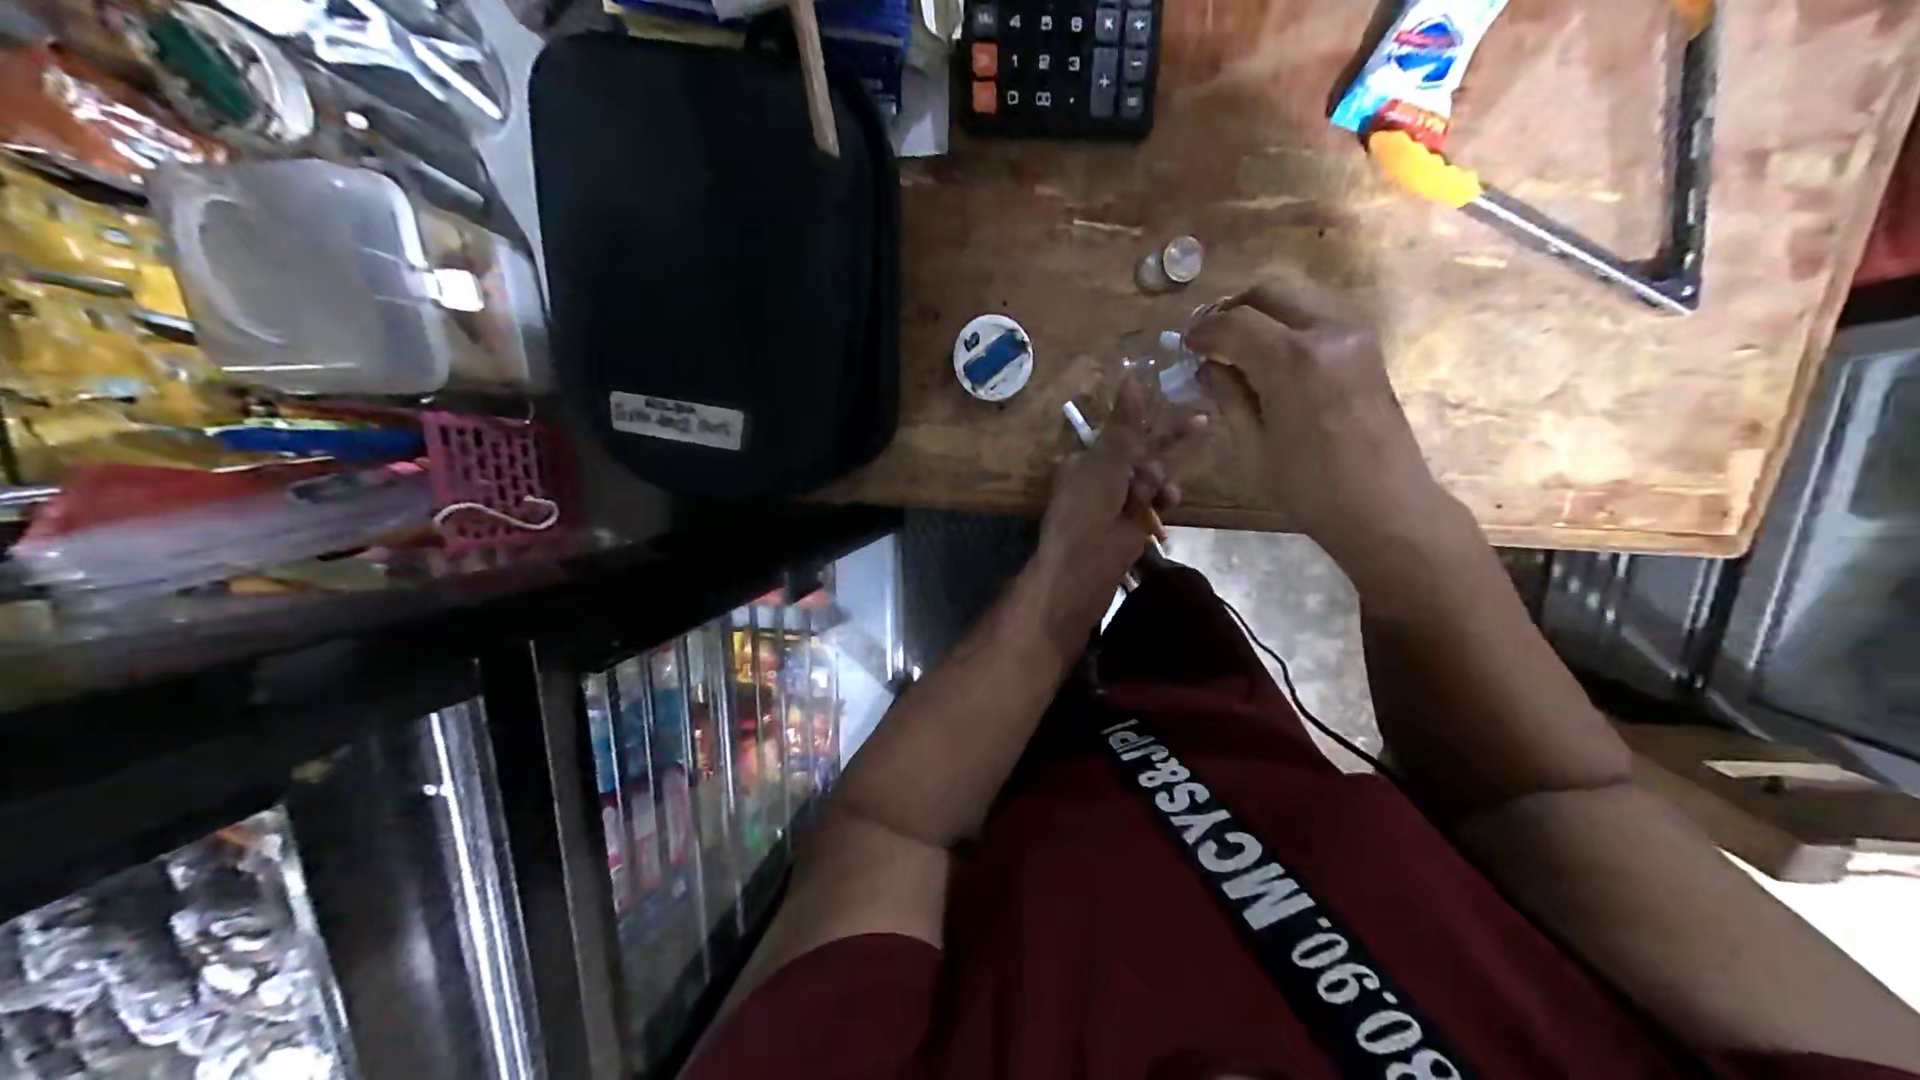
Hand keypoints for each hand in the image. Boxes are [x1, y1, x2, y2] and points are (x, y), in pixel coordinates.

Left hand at [1027, 377, 1203, 642]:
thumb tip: (1130, 379)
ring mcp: (1114, 506)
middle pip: (1140, 456)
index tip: (1182, 405)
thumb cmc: (1084, 514)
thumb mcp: (1104, 465)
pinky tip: (1161, 512)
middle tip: (1201, 424)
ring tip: (1151, 498)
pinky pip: (1153, 507)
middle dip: (1158, 453)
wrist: (1078, 575)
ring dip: (1158, 484)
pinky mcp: (1129, 529)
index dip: (1152, 422)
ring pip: (1150, 482)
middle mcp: (1098, 479)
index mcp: (1085, 460)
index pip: (1123, 433)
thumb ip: (1123, 427)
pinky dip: (1160, 505)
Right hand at [1186, 279, 1464, 577]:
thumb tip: (1210, 367)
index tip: (1186, 347)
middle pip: (1268, 291)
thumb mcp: (1253, 447)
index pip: (1235, 322)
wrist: (1385, 506)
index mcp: (1293, 361)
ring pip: (1296, 297)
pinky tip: (1271, 356)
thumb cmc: (1311, 488)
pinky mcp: (1367, 346)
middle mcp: (1328, 332)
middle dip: (1231, 310)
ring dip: (1261, 314)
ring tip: (1238, 347)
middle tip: (1210, 339)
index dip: (1203, 332)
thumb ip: (1229, 396)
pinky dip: (1287, 323)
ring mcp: (1354, 334)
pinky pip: (1317, 314)